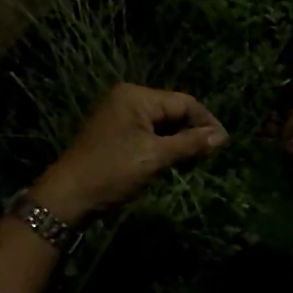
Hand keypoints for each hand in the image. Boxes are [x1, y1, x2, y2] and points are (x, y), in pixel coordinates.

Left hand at [33, 84, 227, 224]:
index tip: (223, 146)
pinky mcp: (116, 135)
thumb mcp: (155, 157)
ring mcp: (120, 117)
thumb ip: (190, 143)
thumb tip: (221, 136)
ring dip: (179, 142)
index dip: (206, 122)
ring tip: (192, 163)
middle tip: (208, 158)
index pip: (184, 102)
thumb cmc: (112, 172)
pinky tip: (172, 164)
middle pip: (173, 111)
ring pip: (162, 125)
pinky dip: (163, 148)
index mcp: (136, 96)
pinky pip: (148, 135)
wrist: (68, 197)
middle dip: (192, 133)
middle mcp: (128, 99)